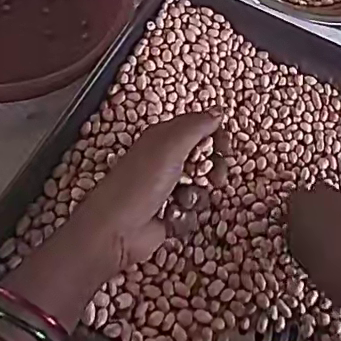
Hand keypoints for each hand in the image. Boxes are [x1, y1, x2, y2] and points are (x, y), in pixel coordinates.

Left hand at [57, 112, 226, 280]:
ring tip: (181, 201)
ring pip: (201, 189)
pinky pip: (193, 213)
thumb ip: (196, 126)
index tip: (224, 149)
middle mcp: (166, 160)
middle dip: (213, 170)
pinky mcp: (169, 214)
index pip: (200, 129)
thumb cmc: (140, 182)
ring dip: (196, 196)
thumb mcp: (170, 145)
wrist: (115, 229)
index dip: (216, 137)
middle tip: (213, 179)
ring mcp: (167, 188)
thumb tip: (218, 111)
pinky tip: (171, 217)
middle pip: (205, 159)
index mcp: (164, 138)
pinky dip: (185, 216)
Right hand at [285, 186, 340, 310]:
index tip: (297, 231)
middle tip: (318, 236)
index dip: (295, 217)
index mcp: (302, 206)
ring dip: (339, 216)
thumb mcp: (305, 262)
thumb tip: (300, 238)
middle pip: (317, 196)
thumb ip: (299, 241)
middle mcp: (326, 196)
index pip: (293, 201)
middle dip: (317, 211)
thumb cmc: (337, 276)